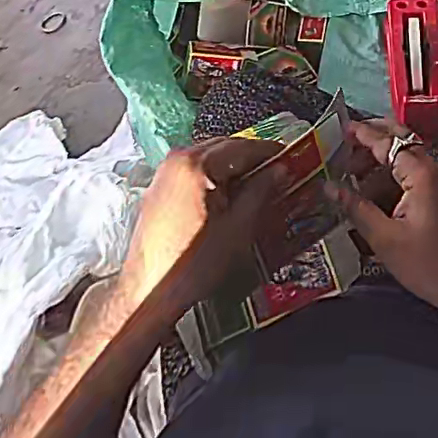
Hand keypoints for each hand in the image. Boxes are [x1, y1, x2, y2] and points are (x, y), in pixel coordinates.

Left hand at [118, 136, 287, 315]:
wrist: (149, 291)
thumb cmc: (193, 263)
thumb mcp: (237, 227)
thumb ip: (260, 191)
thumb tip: (279, 171)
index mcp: (197, 164)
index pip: (243, 146)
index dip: (269, 152)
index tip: (288, 157)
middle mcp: (177, 160)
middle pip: (223, 147)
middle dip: (251, 158)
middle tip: (276, 171)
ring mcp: (164, 172)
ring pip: (208, 157)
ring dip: (232, 166)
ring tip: (255, 184)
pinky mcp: (158, 187)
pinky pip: (193, 170)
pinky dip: (213, 175)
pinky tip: (227, 194)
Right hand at [330, 119, 437, 317]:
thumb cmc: (428, 264)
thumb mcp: (384, 238)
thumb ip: (355, 207)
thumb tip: (328, 186)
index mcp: (420, 174)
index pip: (387, 142)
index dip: (362, 134)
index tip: (341, 129)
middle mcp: (431, 170)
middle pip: (400, 139)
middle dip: (373, 137)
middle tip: (345, 140)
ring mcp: (436, 182)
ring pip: (405, 156)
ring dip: (378, 157)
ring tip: (350, 169)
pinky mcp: (436, 196)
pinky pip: (409, 172)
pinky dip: (388, 172)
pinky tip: (369, 189)